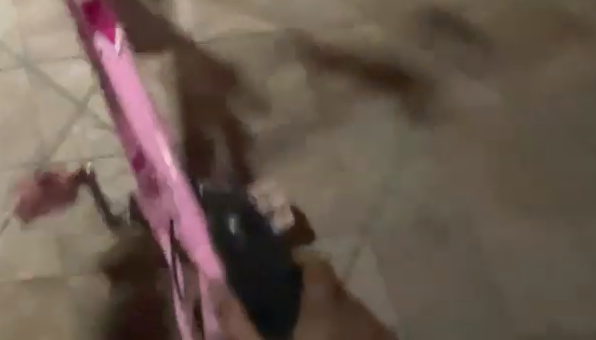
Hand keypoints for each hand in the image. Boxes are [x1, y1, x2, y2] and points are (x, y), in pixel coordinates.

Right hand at [211, 252, 393, 339]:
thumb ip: (235, 319)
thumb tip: (215, 281)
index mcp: (325, 308)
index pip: (318, 264)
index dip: (302, 263)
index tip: (284, 272)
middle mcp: (358, 316)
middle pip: (339, 290)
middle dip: (320, 295)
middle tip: (299, 312)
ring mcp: (381, 338)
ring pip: (360, 315)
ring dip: (342, 318)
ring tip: (321, 334)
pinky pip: (377, 337)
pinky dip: (360, 337)